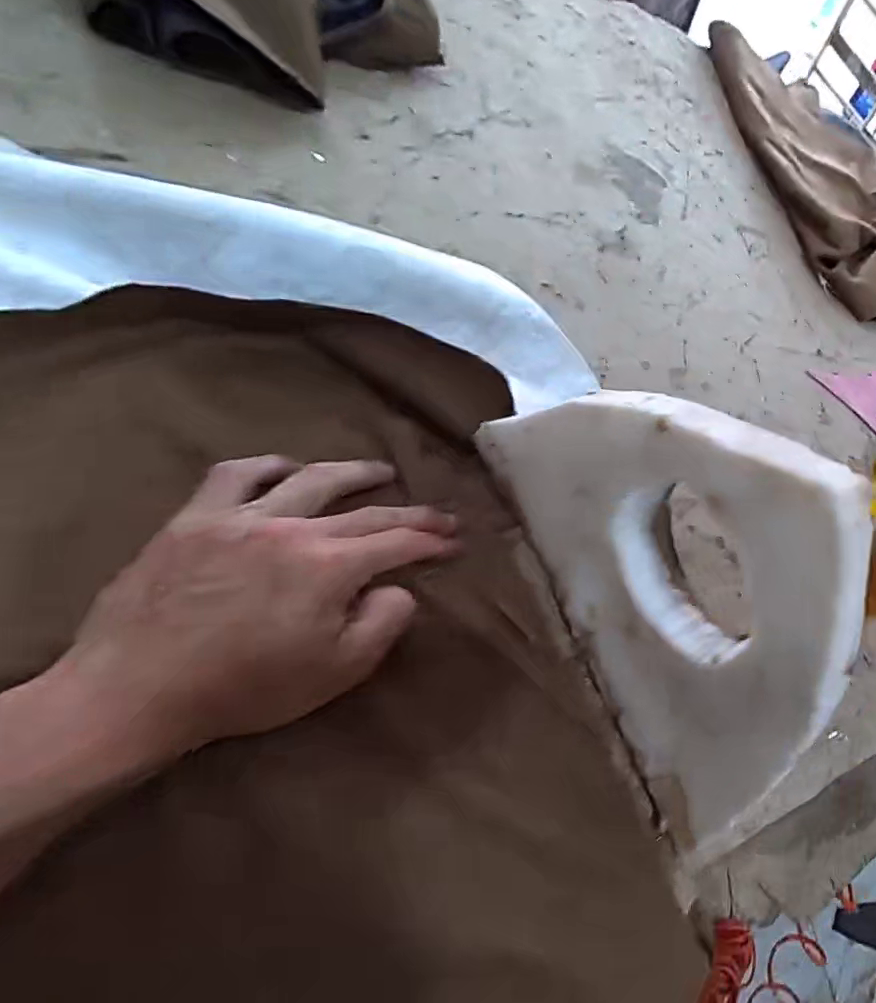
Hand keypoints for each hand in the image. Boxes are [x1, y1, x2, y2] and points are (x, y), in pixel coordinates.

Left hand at [51, 456, 458, 764]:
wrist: (128, 699)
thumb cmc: (247, 687)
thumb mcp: (343, 667)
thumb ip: (387, 620)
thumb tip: (396, 588)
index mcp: (333, 566)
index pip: (404, 542)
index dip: (437, 542)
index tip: (457, 546)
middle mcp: (294, 531)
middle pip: (372, 511)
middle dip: (418, 515)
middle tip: (443, 518)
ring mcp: (239, 522)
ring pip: (312, 479)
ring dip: (357, 473)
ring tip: (380, 472)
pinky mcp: (191, 524)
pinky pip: (232, 477)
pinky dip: (268, 467)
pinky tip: (287, 470)